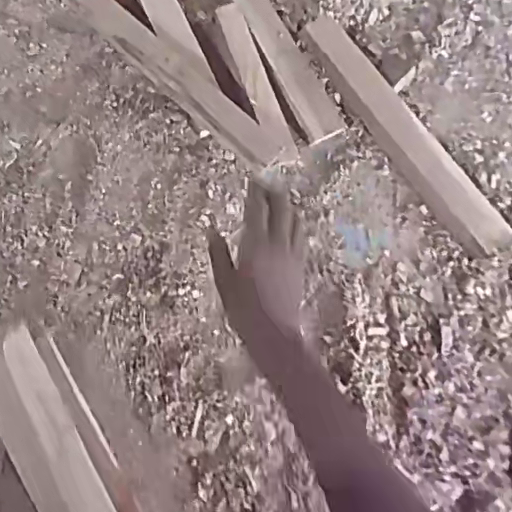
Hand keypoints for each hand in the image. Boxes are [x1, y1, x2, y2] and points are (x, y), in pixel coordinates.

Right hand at [208, 181, 306, 340]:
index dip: (256, 191)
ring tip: (279, 199)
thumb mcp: (223, 281)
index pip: (257, 209)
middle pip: (282, 208)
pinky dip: (295, 223)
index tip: (253, 178)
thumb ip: (218, 253)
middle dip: (275, 192)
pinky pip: (300, 235)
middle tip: (267, 182)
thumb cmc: (243, 309)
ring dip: (288, 206)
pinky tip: (291, 225)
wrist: (274, 333)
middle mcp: (277, 244)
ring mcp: (292, 254)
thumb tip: (211, 230)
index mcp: (255, 244)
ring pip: (295, 220)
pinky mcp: (300, 264)